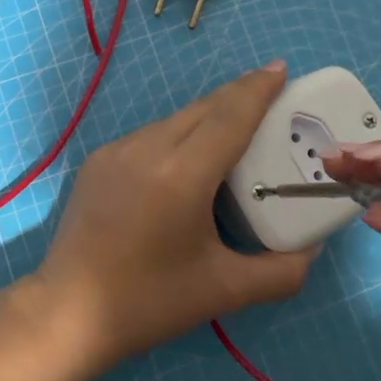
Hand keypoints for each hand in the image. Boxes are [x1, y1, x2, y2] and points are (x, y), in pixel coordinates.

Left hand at [29, 61, 319, 368]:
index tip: (281, 69)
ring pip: (173, 121)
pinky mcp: (97, 161)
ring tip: (234, 132)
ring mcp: (115, 151)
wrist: (68, 312)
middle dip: (238, 98)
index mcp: (181, 175)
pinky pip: (147, 137)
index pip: (228, 116)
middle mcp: (146, 149)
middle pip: (202, 110)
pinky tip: (188, 160)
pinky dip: (176, 137)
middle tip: (272, 98)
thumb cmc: (150, 302)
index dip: (257, 90)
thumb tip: (311, 248)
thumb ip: (280, 271)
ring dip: (206, 118)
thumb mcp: (224, 290)